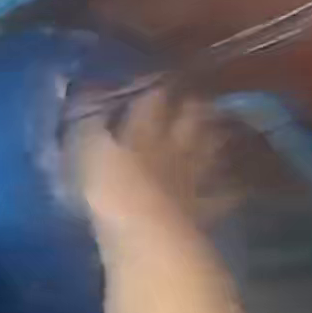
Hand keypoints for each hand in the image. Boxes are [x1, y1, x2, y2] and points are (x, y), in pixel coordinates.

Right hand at [69, 88, 229, 251]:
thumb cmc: (107, 187)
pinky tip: (230, 183)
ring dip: (213, 137)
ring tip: (213, 131)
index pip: (152, 99)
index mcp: (144, 130)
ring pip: (211, 146)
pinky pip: (223, 190)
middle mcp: (177, 145)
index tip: (149, 81)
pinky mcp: (206, 204)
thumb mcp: (85, 150)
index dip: (152, 88)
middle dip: (191, 106)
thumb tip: (82, 92)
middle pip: (191, 118)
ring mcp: (196, 174)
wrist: (145, 231)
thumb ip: (86, 124)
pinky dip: (227, 185)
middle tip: (191, 99)